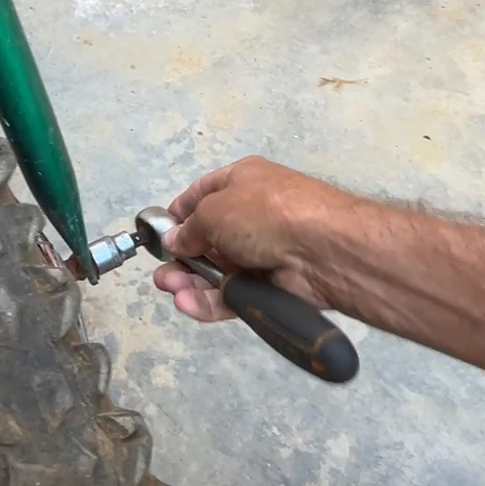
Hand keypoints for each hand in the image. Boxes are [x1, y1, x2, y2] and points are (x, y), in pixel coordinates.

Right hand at [152, 156, 369, 322]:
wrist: (326, 251)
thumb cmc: (265, 214)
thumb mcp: (215, 210)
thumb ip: (189, 228)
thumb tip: (176, 241)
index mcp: (242, 181)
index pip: (200, 195)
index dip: (177, 215)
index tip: (159, 235)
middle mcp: (251, 214)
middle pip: (205, 239)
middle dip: (180, 258)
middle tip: (163, 274)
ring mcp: (262, 251)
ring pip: (216, 270)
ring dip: (190, 282)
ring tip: (171, 290)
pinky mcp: (270, 285)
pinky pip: (233, 293)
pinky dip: (210, 300)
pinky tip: (190, 304)